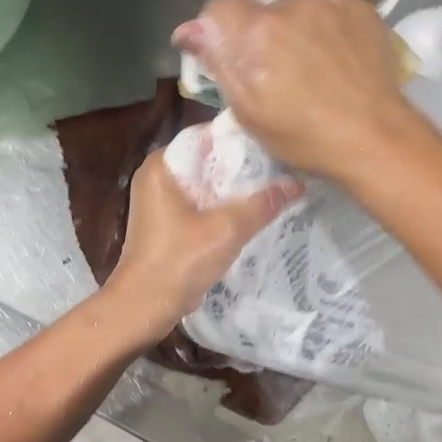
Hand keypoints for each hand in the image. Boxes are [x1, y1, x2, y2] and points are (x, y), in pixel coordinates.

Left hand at [101, 149, 302, 343]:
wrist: (144, 306)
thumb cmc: (179, 261)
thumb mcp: (227, 229)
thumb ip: (262, 204)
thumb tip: (296, 185)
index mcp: (162, 165)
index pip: (207, 136)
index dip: (241, 140)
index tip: (273, 146)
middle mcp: (157, 177)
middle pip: (208, 162)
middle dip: (241, 168)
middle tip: (280, 168)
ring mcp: (160, 203)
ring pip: (205, 187)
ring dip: (233, 192)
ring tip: (271, 190)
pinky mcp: (166, 226)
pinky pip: (200, 207)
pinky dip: (221, 211)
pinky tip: (249, 216)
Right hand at [173, 0, 422, 179]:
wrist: (374, 137)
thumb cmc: (303, 137)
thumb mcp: (248, 112)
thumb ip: (219, 63)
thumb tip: (189, 31)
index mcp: (255, 32)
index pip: (217, 10)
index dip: (215, 32)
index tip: (222, 55)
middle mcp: (289, 5)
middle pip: (258, 5)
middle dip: (256, 30)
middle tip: (271, 68)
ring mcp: (328, 3)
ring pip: (295, 6)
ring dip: (292, 27)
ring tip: (306, 64)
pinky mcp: (359, 7)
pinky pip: (328, 10)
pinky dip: (324, 28)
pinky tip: (334, 60)